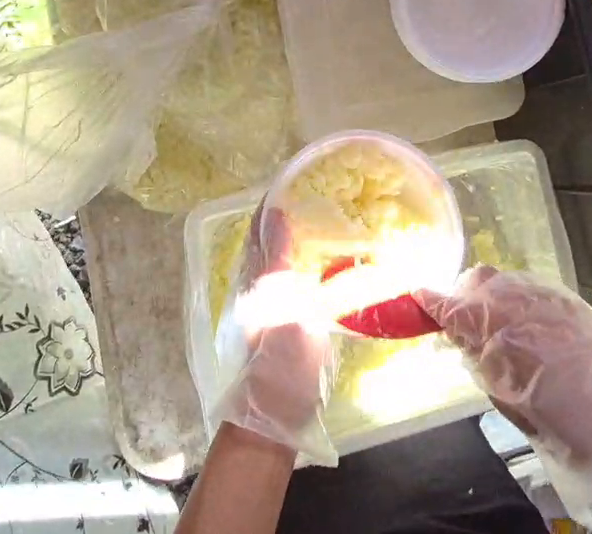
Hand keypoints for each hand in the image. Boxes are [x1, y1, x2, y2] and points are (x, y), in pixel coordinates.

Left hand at [210, 206, 335, 463]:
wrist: (273, 418)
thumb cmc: (276, 363)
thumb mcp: (281, 308)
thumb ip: (279, 263)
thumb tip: (276, 212)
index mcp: (256, 278)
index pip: (261, 226)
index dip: (274, 198)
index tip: (300, 173)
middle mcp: (261, 285)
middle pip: (273, 238)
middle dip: (293, 210)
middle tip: (327, 189)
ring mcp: (275, 304)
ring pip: (288, 257)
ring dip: (306, 233)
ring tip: (336, 214)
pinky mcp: (290, 321)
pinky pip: (302, 279)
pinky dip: (316, 259)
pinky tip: (336, 259)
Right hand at [414, 267, 591, 508]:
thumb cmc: (555, 420)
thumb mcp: (502, 393)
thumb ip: (476, 354)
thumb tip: (458, 331)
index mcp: (499, 328)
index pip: (453, 304)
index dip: (432, 302)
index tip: (418, 300)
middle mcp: (522, 301)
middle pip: (479, 280)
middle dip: (465, 296)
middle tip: (462, 325)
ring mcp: (549, 296)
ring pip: (507, 282)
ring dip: (493, 299)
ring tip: (498, 331)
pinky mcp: (572, 301)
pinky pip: (533, 291)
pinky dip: (521, 304)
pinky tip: (527, 331)